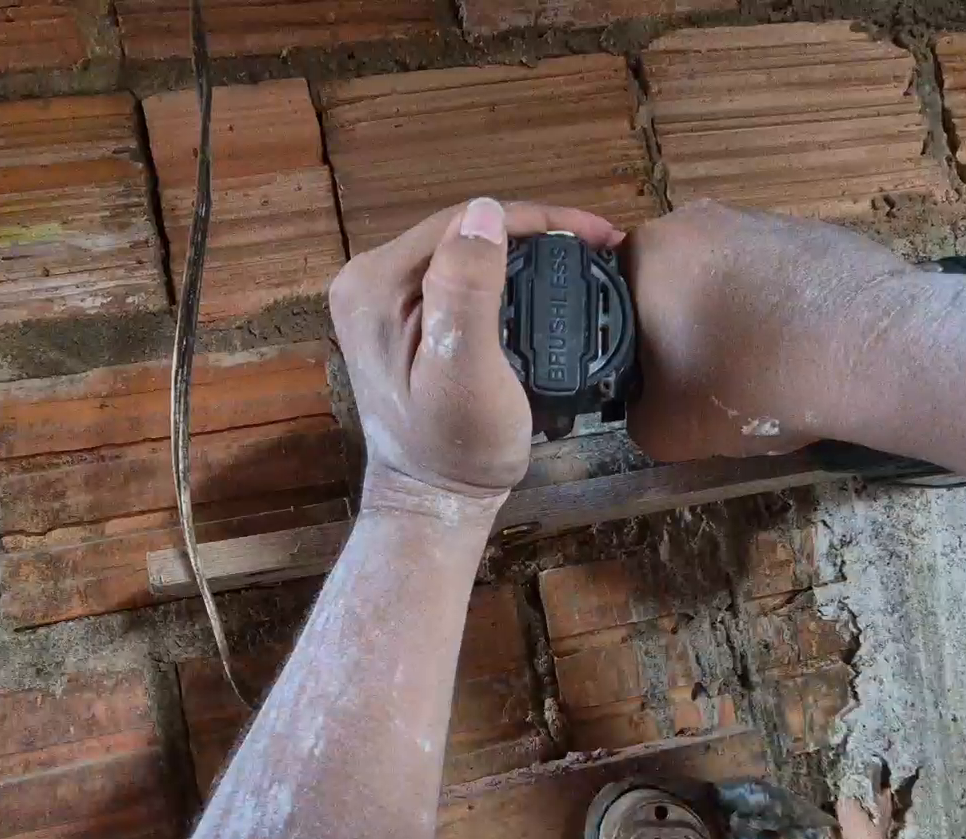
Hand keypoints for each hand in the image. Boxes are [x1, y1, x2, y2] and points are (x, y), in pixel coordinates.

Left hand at [329, 198, 623, 505]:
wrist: (437, 500)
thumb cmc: (458, 449)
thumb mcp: (466, 372)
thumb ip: (468, 291)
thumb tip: (486, 211)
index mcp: (374, 286)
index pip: (462, 223)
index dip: (535, 221)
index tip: (597, 234)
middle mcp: (368, 283)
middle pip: (462, 234)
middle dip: (533, 235)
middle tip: (597, 248)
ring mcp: (381, 303)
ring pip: (463, 254)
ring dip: (521, 255)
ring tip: (578, 261)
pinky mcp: (400, 323)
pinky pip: (457, 282)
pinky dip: (501, 281)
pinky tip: (536, 285)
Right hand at [621, 200, 920, 461]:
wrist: (869, 352)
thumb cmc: (745, 382)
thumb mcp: (662, 430)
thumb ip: (636, 415)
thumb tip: (648, 404)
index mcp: (647, 253)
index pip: (610, 301)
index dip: (625, 349)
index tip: (649, 383)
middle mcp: (695, 220)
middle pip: (668, 285)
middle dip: (677, 330)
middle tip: (698, 379)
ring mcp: (760, 218)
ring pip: (721, 278)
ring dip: (726, 318)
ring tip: (756, 367)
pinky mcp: (814, 230)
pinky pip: (773, 276)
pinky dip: (775, 309)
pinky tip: (796, 349)